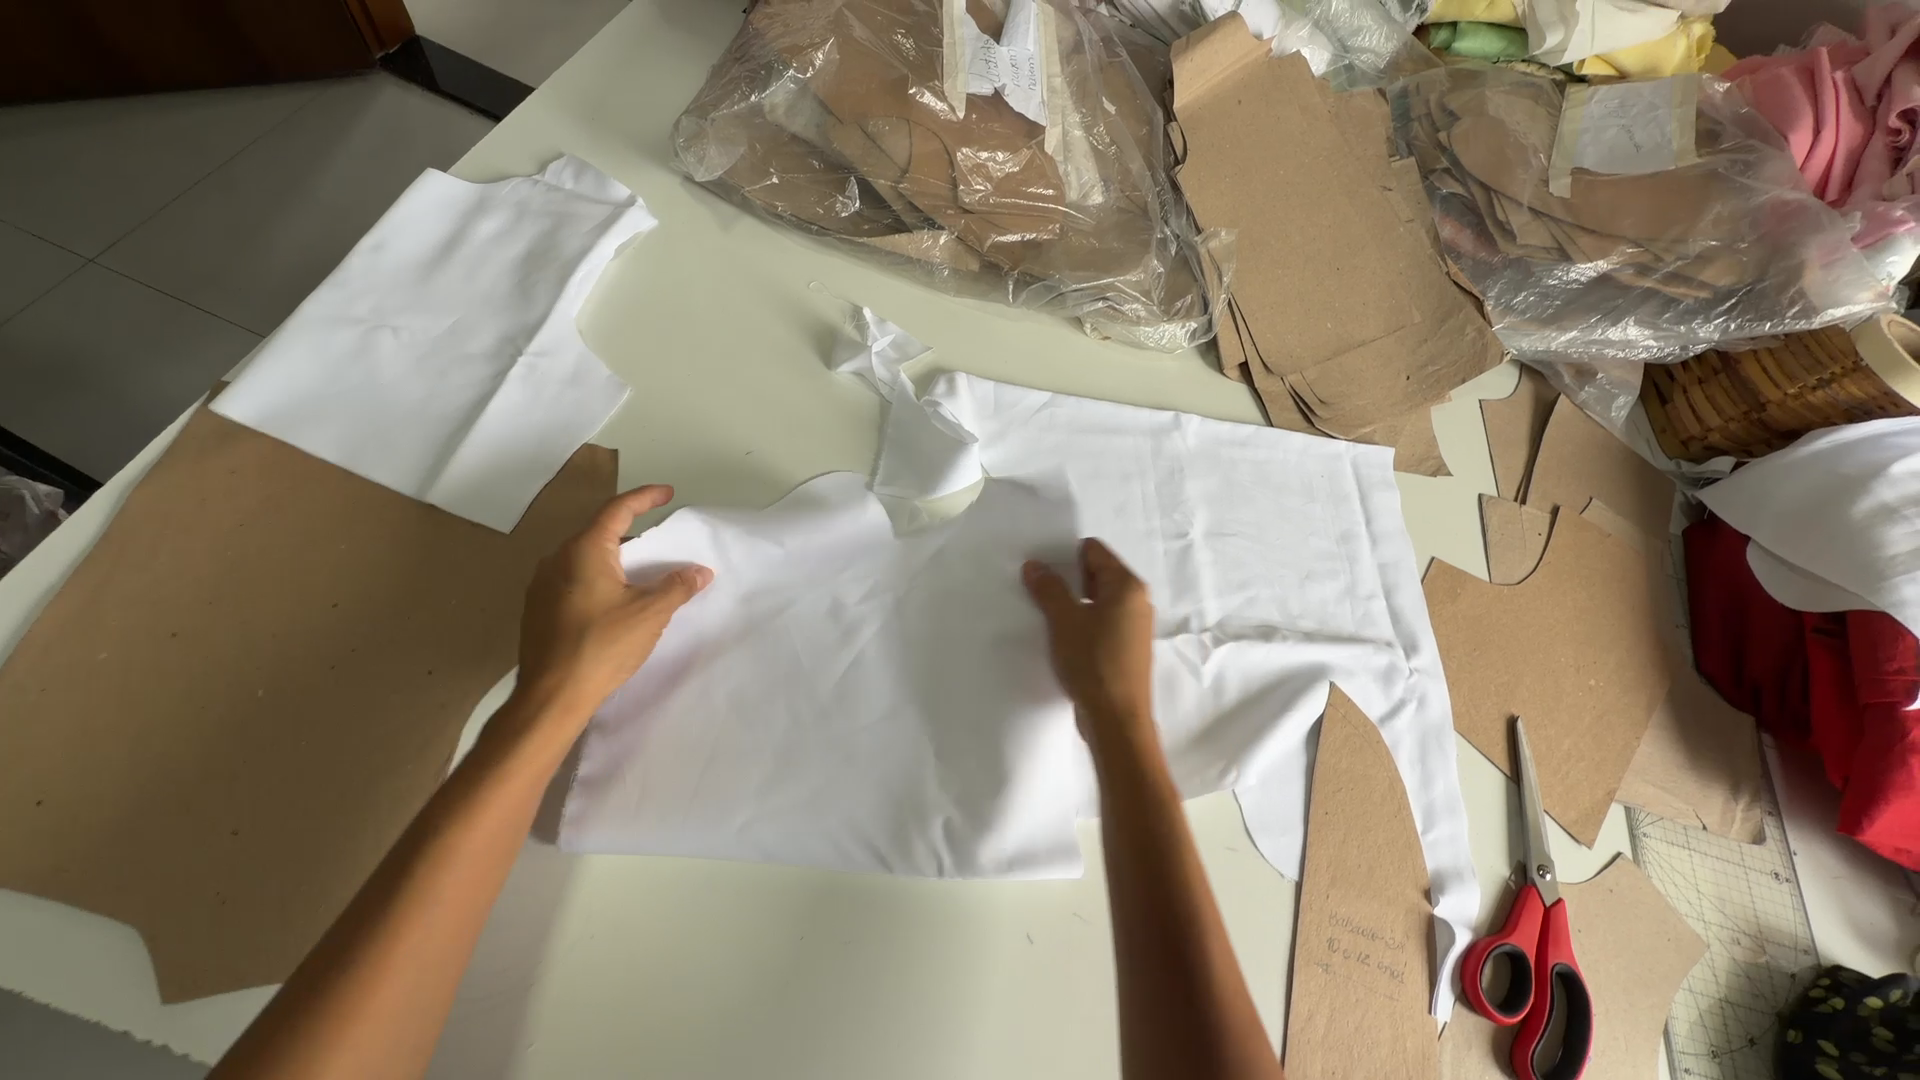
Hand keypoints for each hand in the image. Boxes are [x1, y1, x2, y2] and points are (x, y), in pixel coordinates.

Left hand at [513, 486, 711, 723]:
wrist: (552, 695)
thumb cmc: (602, 645)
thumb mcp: (650, 613)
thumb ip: (677, 587)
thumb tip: (700, 571)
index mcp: (584, 550)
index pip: (617, 510)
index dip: (645, 497)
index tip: (668, 493)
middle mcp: (557, 559)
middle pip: (599, 534)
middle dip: (632, 533)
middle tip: (660, 541)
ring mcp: (542, 585)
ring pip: (585, 559)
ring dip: (615, 560)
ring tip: (641, 573)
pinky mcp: (538, 609)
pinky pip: (573, 580)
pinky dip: (599, 579)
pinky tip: (614, 601)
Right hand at [1022, 539, 1155, 750]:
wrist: (1117, 720)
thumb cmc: (1093, 662)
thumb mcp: (1064, 621)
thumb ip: (1049, 588)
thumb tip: (1035, 565)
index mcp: (1127, 585)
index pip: (1094, 550)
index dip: (1065, 554)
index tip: (1039, 567)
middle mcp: (1137, 600)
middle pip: (1096, 574)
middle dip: (1066, 579)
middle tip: (1035, 587)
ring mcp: (1134, 626)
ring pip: (1097, 601)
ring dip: (1072, 603)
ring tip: (1043, 612)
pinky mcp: (1127, 648)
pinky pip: (1101, 622)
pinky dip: (1082, 623)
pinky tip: (1060, 636)